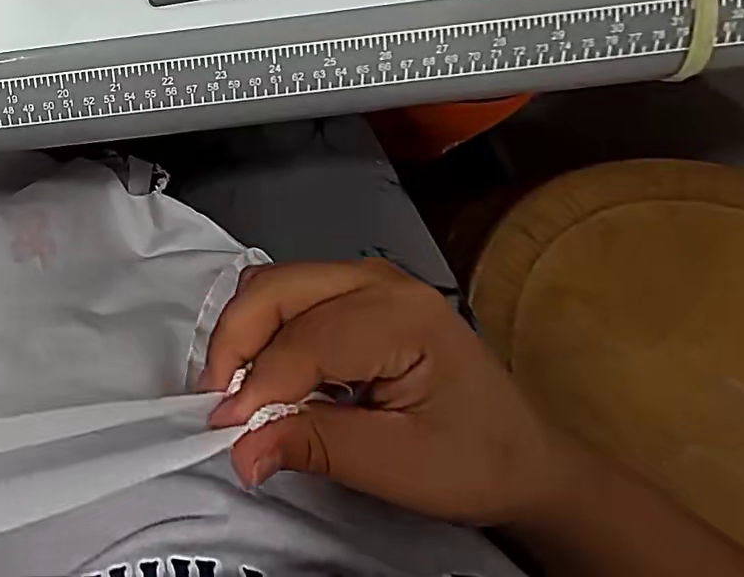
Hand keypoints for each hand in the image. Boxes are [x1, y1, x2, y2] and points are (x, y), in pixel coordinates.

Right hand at [198, 260, 572, 525]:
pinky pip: (282, 293)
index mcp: (403, 314)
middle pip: (274, 289)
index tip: (226, 429)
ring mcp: (360, 276)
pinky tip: (267, 372)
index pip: (305, 341)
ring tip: (241, 390)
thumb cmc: (480, 459)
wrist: (524, 454)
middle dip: (234, 343)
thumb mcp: (402, 467)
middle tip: (219, 400)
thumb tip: (243, 448)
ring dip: (243, 333)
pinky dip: (259, 329)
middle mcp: (376, 279)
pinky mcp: (347, 288)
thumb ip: (316, 447)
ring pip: (270, 285)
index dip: (257, 385)